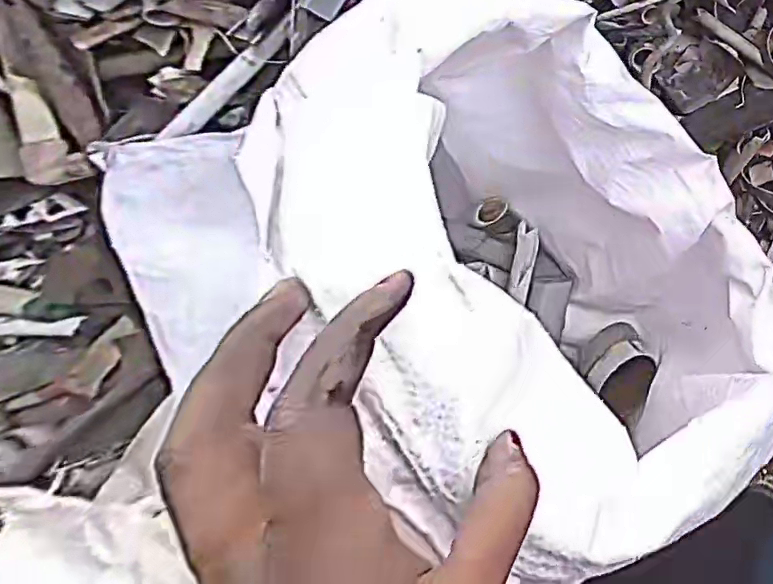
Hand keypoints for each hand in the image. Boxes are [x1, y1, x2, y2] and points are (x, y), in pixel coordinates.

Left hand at [159, 272, 538, 583]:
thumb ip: (497, 515)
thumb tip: (511, 446)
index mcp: (310, 537)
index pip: (313, 407)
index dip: (349, 335)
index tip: (389, 292)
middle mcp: (247, 548)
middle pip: (208, 432)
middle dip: (247, 349)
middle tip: (294, 297)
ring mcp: (229, 566)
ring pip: (188, 464)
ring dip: (228, 386)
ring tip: (275, 339)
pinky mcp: (236, 578)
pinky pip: (213, 488)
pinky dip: (238, 432)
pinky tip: (281, 422)